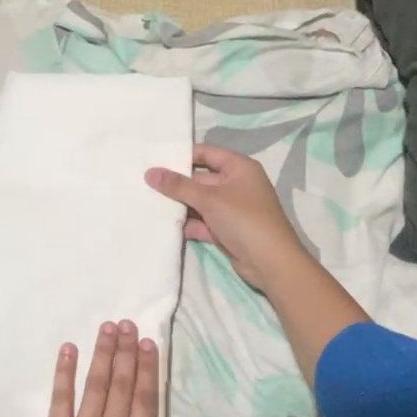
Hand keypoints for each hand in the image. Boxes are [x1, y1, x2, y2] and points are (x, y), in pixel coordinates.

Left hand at [18, 321, 159, 416]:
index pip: (144, 400)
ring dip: (102, 354)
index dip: (147, 369)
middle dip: (126, 352)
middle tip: (128, 324)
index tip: (149, 344)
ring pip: (96, 385)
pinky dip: (65, 372)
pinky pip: (61, 398)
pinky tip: (69, 349)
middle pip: (121, 385)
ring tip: (107, 328)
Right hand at [145, 144, 306, 290]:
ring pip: (199, 202)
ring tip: (148, 203)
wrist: (271, 263)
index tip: (155, 159)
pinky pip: (202, 221)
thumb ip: (179, 186)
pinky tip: (164, 226)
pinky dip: (187, 224)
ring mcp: (231, 209)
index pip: (207, 153)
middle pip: (200, 179)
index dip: (183, 155)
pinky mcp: (225, 230)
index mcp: (239, 168)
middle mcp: (236, 185)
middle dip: (176, 183)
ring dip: (179, 205)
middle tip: (144, 183)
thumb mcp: (210, 199)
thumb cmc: (244, 220)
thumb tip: (150, 173)